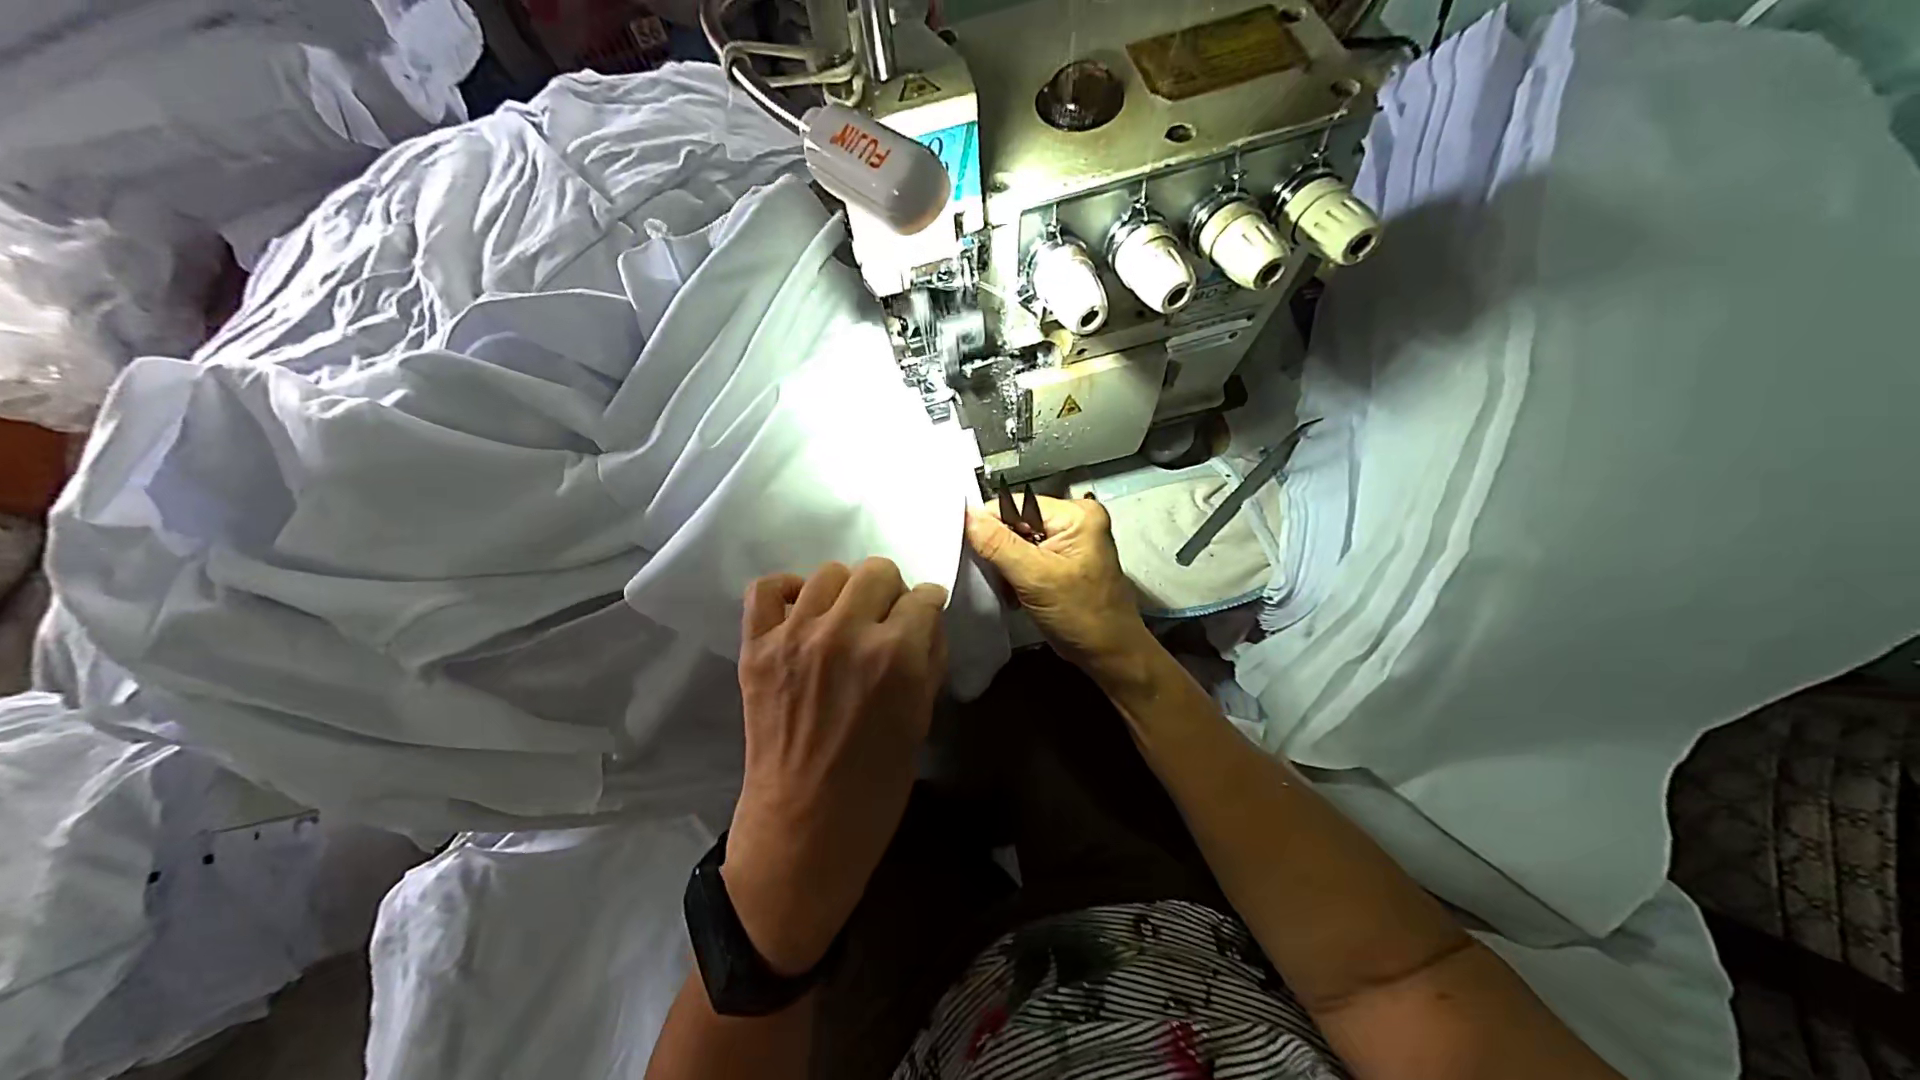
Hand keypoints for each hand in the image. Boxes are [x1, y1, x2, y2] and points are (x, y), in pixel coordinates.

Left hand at [723, 558, 948, 975]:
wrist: (805, 825)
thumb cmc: (876, 784)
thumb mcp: (922, 718)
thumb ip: (928, 659)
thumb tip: (926, 619)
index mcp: (896, 654)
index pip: (924, 596)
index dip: (928, 607)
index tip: (923, 618)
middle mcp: (846, 632)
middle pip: (878, 571)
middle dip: (892, 593)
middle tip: (886, 621)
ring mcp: (795, 636)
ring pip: (830, 573)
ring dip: (847, 593)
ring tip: (845, 620)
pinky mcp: (756, 647)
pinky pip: (766, 588)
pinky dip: (787, 592)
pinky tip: (801, 613)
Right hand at [964, 495, 1153, 681]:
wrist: (1109, 654)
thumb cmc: (1085, 619)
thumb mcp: (1035, 578)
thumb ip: (998, 544)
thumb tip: (968, 516)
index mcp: (1076, 515)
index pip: (1014, 505)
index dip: (988, 525)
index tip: (972, 549)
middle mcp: (1074, 520)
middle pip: (1014, 521)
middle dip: (999, 549)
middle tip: (1001, 577)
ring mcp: (1068, 541)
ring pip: (1016, 540)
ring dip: (1005, 565)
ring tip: (1013, 588)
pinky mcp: (1061, 560)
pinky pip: (1024, 555)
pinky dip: (1015, 573)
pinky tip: (1018, 591)